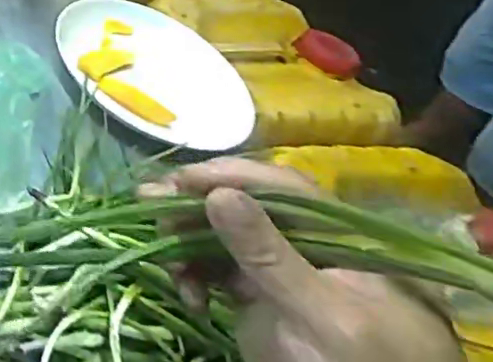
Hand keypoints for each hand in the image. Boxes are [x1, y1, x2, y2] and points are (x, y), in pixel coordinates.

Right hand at [140, 159, 461, 361]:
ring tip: (162, 254)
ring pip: (221, 232)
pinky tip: (187, 294)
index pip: (283, 187)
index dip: (231, 175)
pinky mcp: (258, 296)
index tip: (184, 180)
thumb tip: (218, 193)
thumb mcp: (325, 318)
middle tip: (148, 201)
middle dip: (193, 203)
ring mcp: (282, 271)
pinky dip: (193, 274)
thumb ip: (272, 257)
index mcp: (344, 240)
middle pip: (243, 204)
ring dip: (184, 238)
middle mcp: (309, 245)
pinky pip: (214, 267)